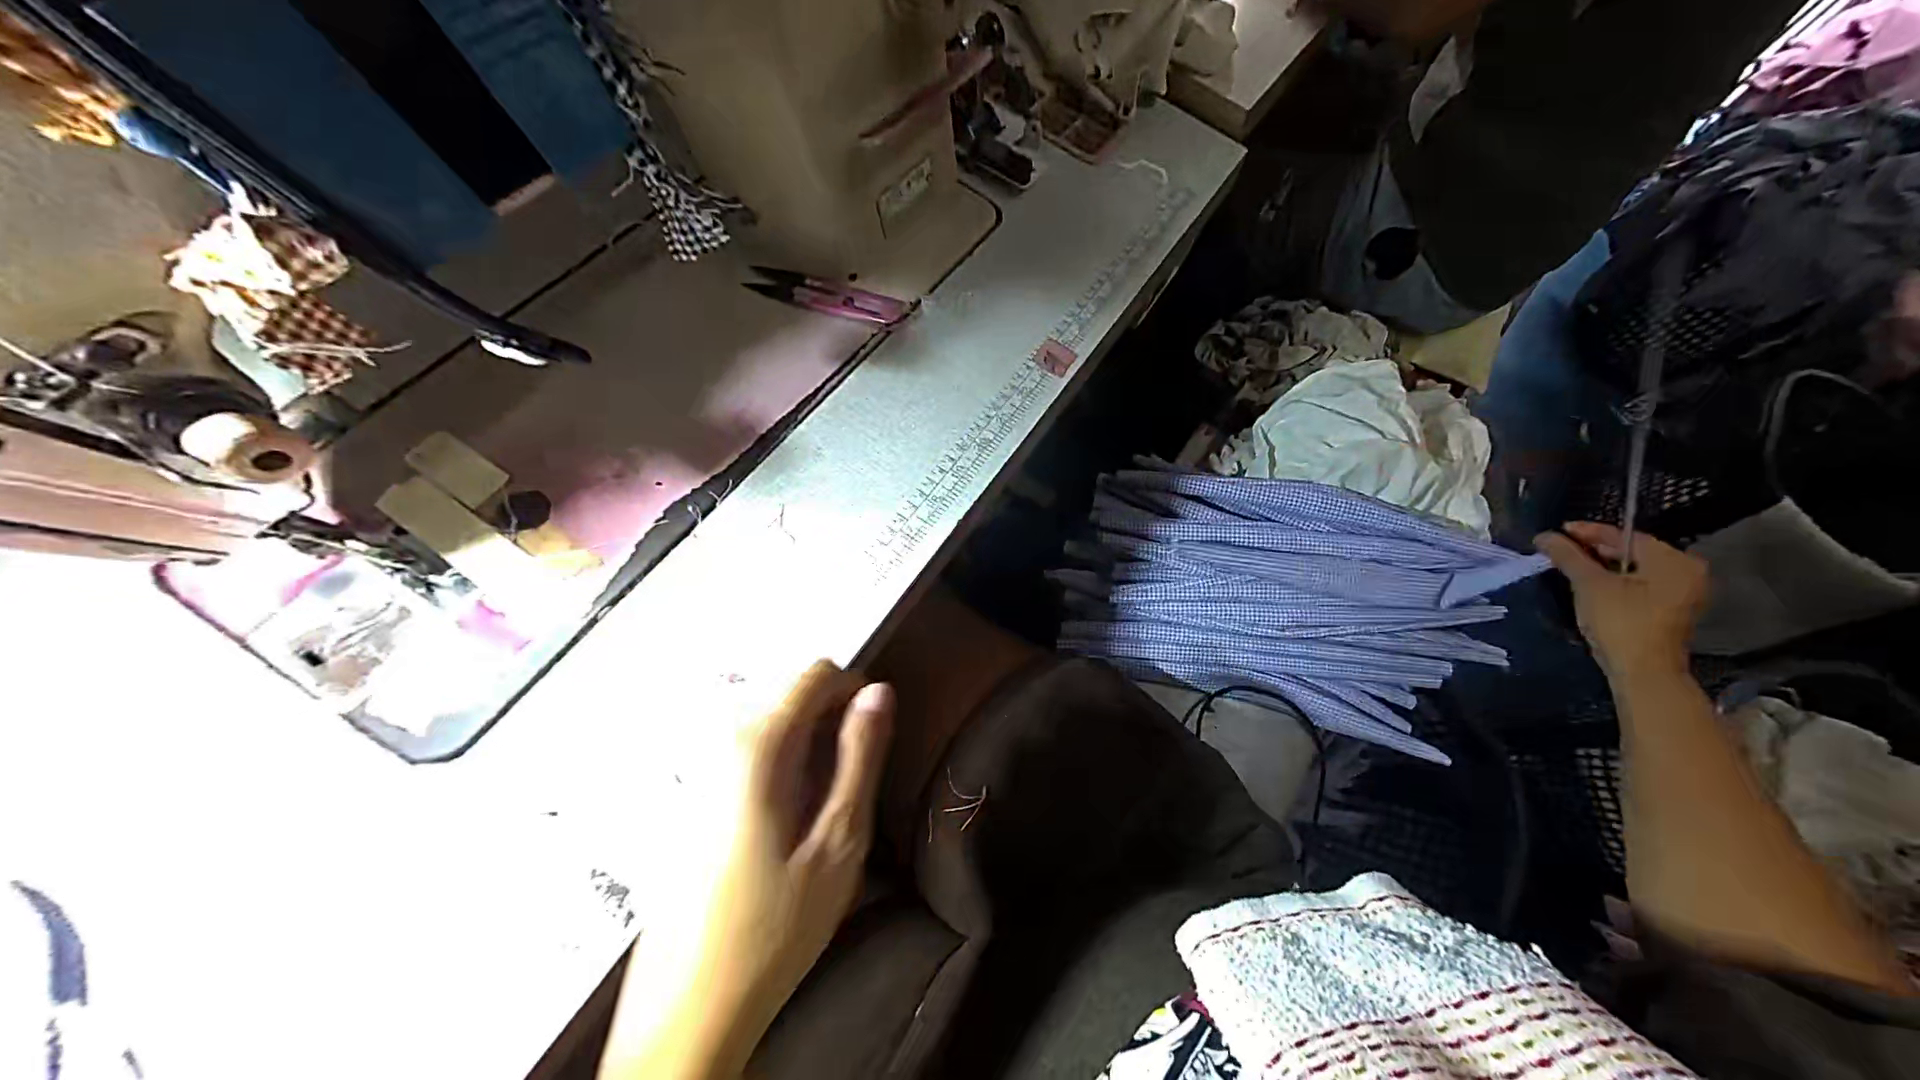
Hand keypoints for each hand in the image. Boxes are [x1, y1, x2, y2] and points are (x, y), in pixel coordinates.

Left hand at [600, 662, 893, 1079]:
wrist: (687, 1010)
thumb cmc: (773, 929)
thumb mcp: (838, 843)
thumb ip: (861, 757)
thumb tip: (879, 693)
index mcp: (757, 746)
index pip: (816, 673)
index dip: (855, 694)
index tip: (873, 736)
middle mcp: (718, 744)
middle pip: (789, 694)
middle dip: (830, 722)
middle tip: (848, 784)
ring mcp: (697, 771)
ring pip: (769, 723)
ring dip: (805, 746)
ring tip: (818, 810)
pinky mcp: (688, 799)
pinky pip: (745, 754)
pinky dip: (777, 767)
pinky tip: (782, 825)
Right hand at [1535, 522, 1707, 678]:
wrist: (1643, 670)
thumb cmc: (1620, 621)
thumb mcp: (1588, 584)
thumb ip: (1567, 556)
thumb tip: (1544, 535)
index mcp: (1674, 560)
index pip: (1625, 536)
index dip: (1588, 531)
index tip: (1558, 530)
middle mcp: (1687, 571)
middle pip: (1633, 551)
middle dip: (1595, 548)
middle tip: (1560, 547)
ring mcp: (1683, 592)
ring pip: (1635, 568)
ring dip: (1603, 564)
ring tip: (1570, 563)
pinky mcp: (1672, 608)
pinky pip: (1641, 583)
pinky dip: (1615, 579)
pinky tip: (1590, 582)